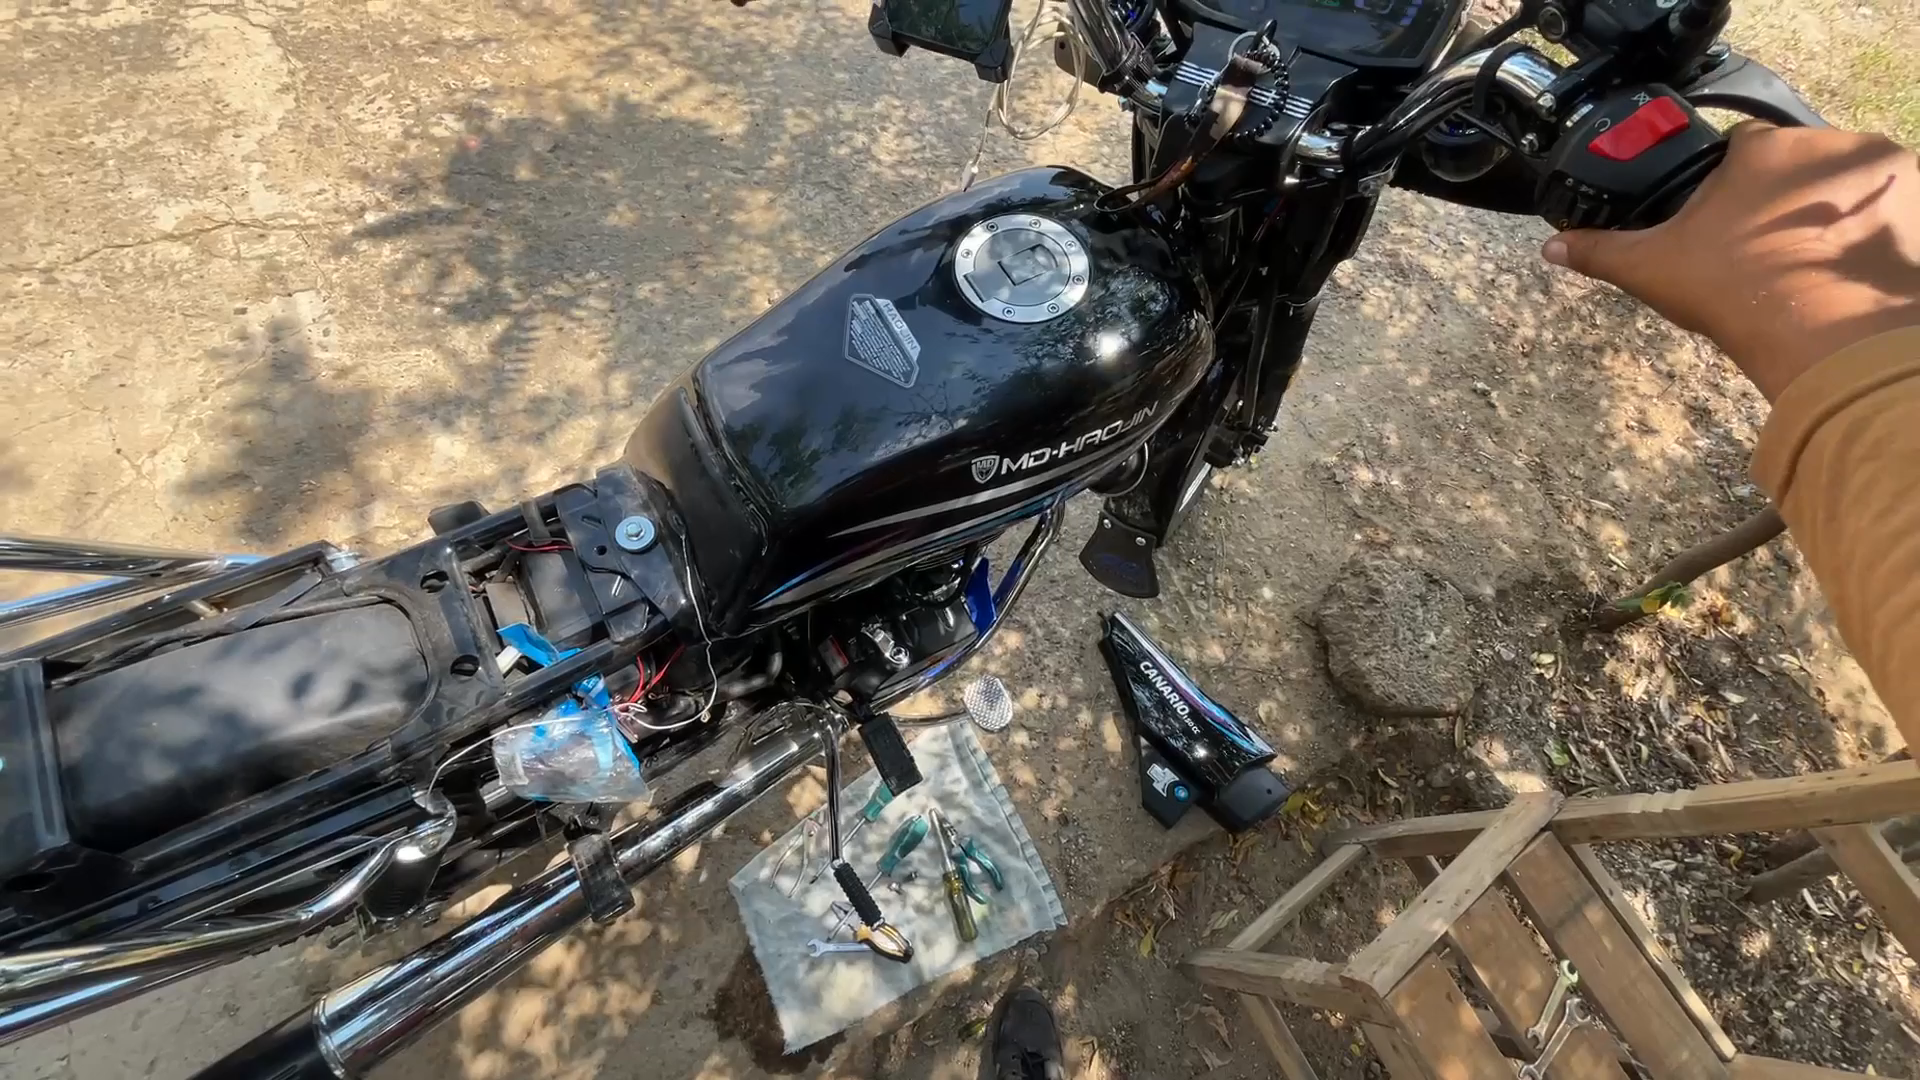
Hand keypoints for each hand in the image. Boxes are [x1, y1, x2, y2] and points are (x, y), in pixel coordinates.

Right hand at [1543, 122, 1919, 400]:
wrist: (1821, 323)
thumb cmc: (1727, 283)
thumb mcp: (1646, 267)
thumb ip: (1598, 250)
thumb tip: (1550, 246)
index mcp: (1764, 148)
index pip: (1735, 144)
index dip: (1714, 178)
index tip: (1704, 214)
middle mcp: (1831, 145)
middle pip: (1786, 164)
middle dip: (1764, 196)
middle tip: (1739, 244)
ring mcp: (1883, 171)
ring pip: (1829, 185)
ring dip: (1809, 211)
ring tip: (1783, 260)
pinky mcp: (1915, 201)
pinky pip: (1873, 206)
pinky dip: (1850, 229)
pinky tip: (1822, 265)